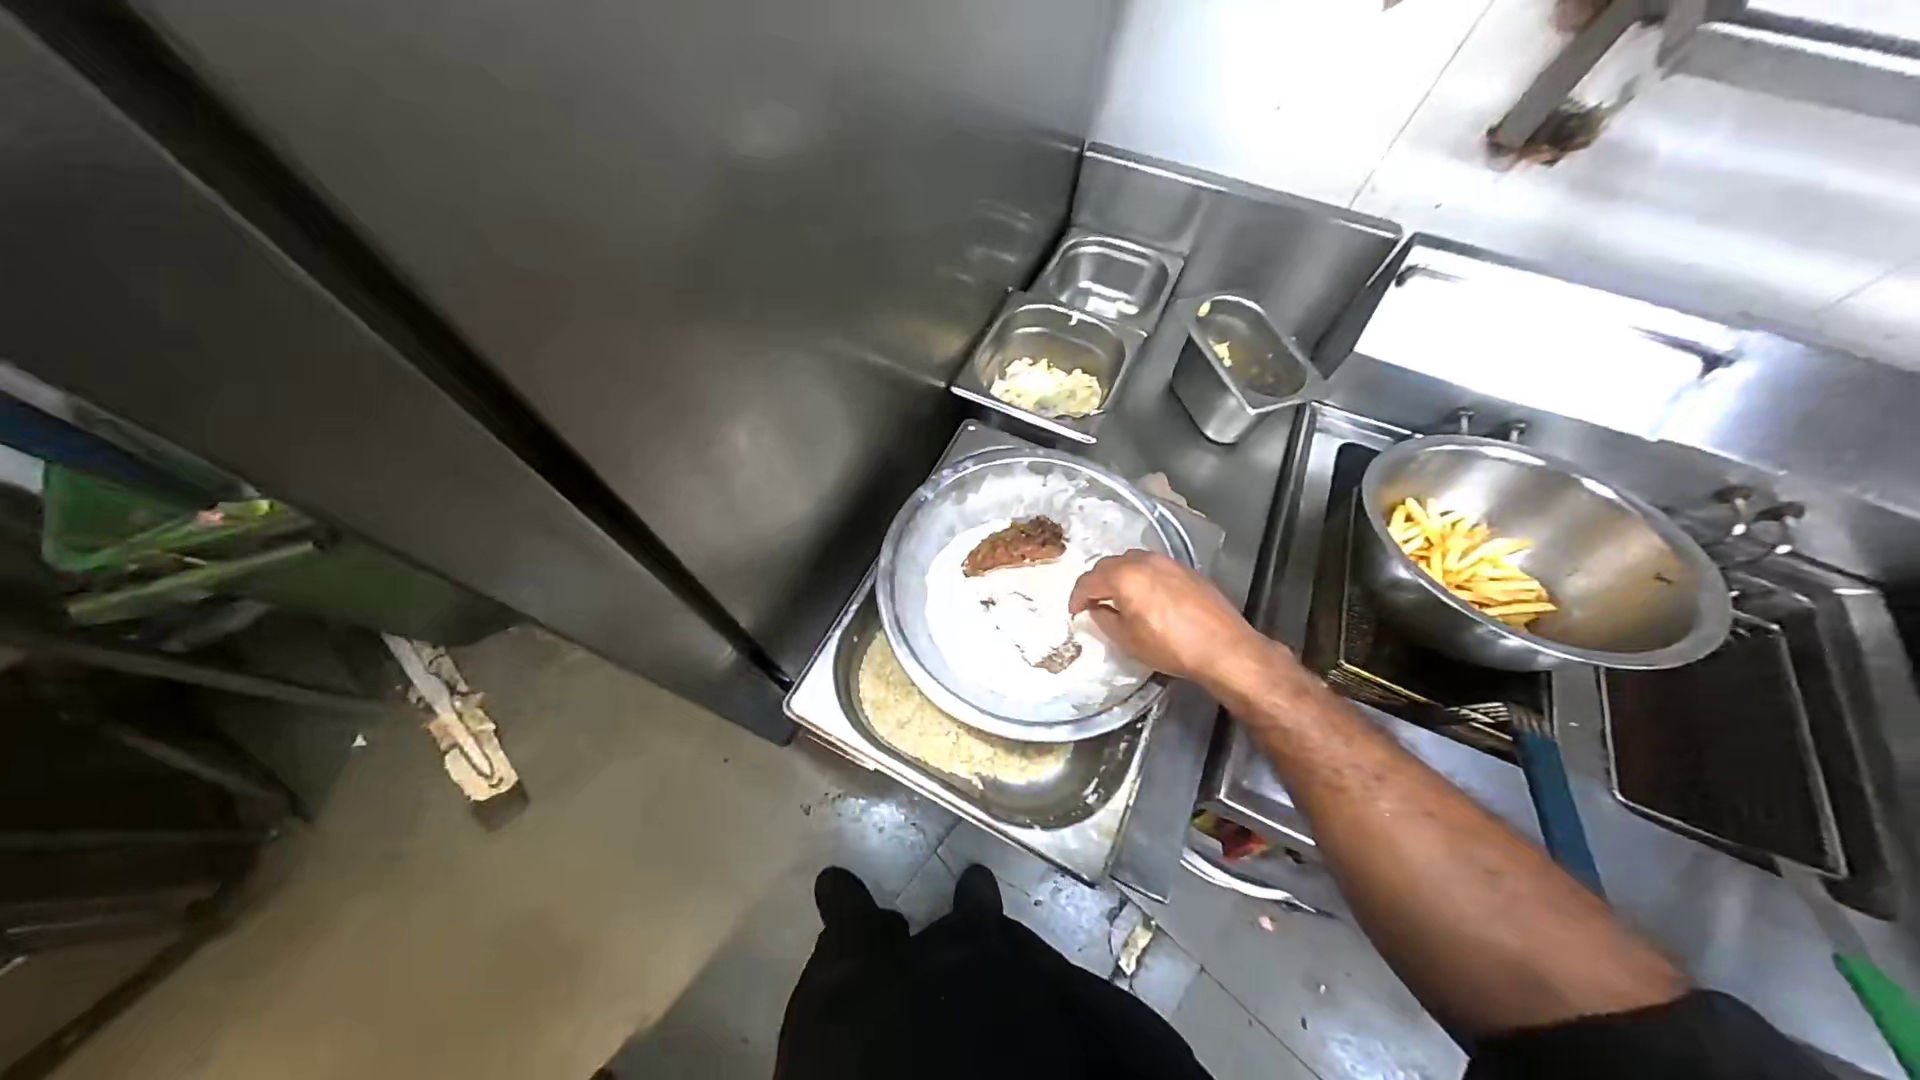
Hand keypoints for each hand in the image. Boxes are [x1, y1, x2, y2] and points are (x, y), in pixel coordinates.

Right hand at [1068, 550, 1284, 689]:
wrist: (1224, 648)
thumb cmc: (1171, 647)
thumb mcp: (1128, 640)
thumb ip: (1105, 619)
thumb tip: (1097, 609)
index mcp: (1124, 577)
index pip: (1089, 580)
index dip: (1077, 597)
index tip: (1075, 611)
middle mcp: (1144, 561)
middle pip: (1109, 565)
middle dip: (1096, 583)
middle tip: (1093, 603)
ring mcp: (1168, 562)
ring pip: (1132, 561)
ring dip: (1119, 576)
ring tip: (1119, 598)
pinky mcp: (1186, 569)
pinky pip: (1153, 567)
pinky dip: (1141, 577)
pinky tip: (1147, 597)